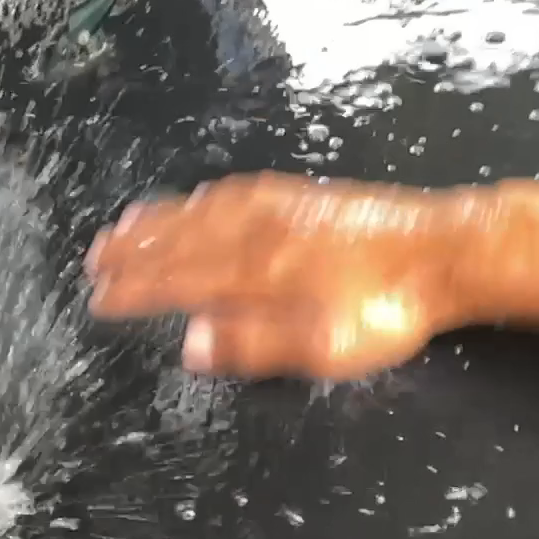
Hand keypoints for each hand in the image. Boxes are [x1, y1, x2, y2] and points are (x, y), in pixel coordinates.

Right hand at [86, 173, 473, 379]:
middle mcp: (257, 234)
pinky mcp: (302, 196)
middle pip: (181, 241)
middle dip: (133, 252)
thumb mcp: (323, 346)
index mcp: (256, 274)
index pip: (179, 282)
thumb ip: (253, 344)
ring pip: (202, 212)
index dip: (136, 289)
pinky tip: (197, 199)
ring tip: (124, 226)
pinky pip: (237, 192)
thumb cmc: (385, 309)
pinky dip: (204, 198)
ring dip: (159, 221)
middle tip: (94, 257)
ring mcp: (279, 209)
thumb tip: (190, 343)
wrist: (444, 251)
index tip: (100, 296)